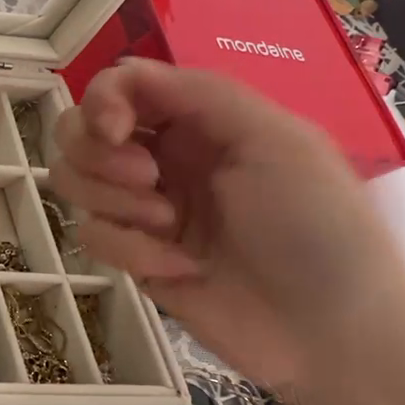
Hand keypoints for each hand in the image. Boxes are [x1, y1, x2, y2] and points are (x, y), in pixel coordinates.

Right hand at [51, 58, 404, 391]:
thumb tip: (123, 71)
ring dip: (112, 201)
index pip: (120, 85)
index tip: (115, 130)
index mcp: (199, 123)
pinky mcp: (132, 254)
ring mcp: (142, 206)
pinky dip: (128, 249)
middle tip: (147, 179)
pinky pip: (90, 234)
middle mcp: (162, 156)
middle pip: (78, 128)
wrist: (333, 333)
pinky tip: (178, 268)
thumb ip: (203, 94)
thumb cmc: (319, 227)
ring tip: (169, 226)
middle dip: (98, 154)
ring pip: (71, 178)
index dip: (102, 100)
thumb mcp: (279, 141)